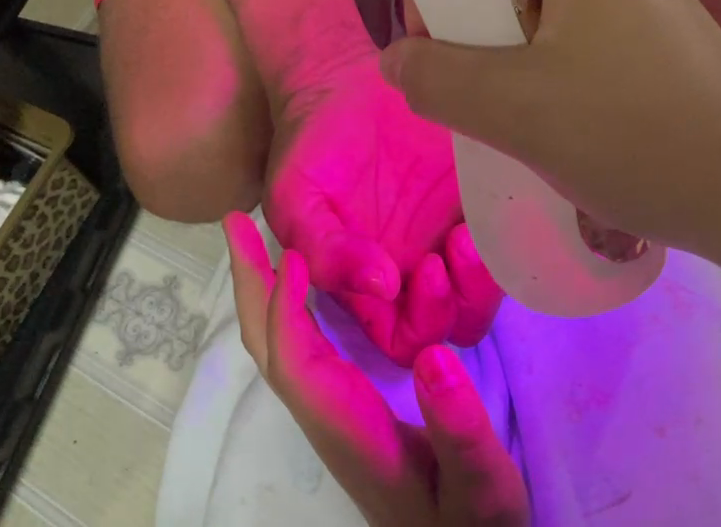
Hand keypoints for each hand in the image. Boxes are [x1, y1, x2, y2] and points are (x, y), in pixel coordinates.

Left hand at [224, 213, 528, 526]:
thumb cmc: (473, 521)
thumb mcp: (484, 484)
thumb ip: (460, 429)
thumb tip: (433, 356)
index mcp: (349, 431)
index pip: (296, 363)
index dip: (287, 305)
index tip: (295, 250)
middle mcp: (326, 417)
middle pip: (268, 346)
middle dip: (249, 283)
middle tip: (236, 223)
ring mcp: (331, 411)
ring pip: (279, 343)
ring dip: (263, 286)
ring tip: (258, 234)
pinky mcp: (345, 405)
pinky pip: (302, 343)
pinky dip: (291, 300)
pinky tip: (304, 275)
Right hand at [264, 50, 504, 364]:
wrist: (343, 82)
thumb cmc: (312, 145)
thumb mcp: (295, 199)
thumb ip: (322, 249)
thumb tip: (379, 286)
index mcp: (371, 281)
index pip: (406, 338)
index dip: (420, 324)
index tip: (420, 273)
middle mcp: (416, 266)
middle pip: (455, 321)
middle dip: (458, 301)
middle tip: (448, 251)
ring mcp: (451, 232)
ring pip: (487, 285)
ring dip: (484, 274)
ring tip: (465, 231)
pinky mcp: (479, 197)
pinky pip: (508, 235)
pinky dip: (506, 234)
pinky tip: (488, 205)